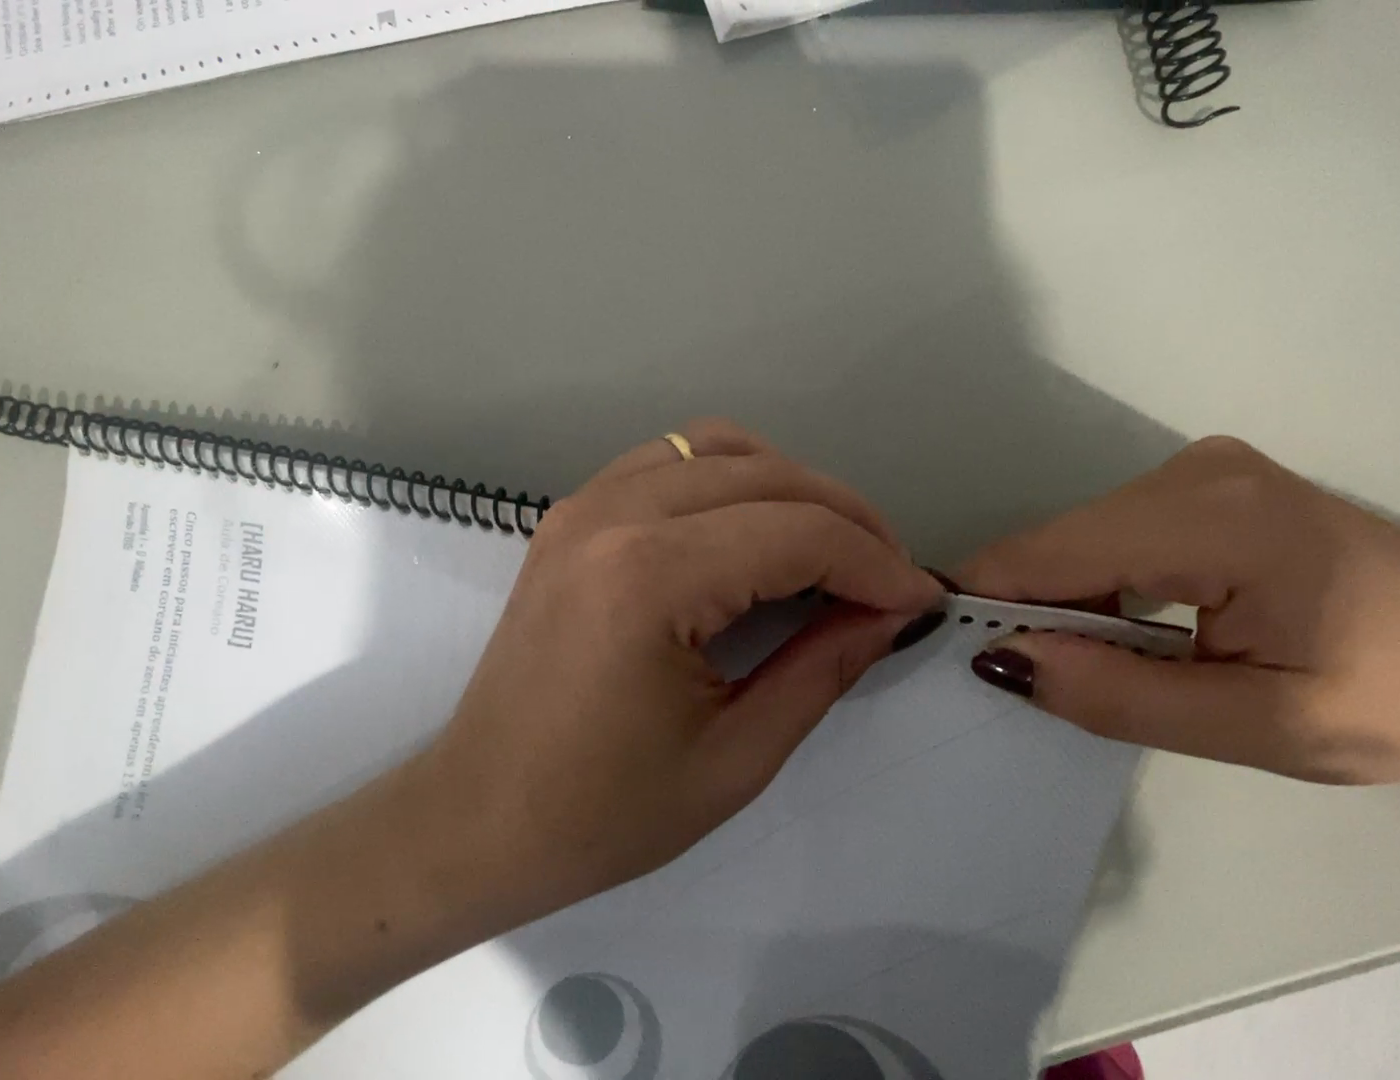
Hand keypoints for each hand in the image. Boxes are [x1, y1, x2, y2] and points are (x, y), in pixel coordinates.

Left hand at [416, 420, 946, 919]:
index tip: (920, 599)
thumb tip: (890, 610)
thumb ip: (822, 667)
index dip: (875, 563)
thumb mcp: (735, 758)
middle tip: (888, 576)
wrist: (480, 818)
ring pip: (714, 448)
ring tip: (831, 547)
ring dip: (787, 485)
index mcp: (649, 578)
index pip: (797, 533)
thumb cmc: (602, 813)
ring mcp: (581, 507)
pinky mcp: (567, 519)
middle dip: (845, 516)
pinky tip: (753, 530)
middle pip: (764, 475)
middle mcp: (611, 516)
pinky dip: (726, 478)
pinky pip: (665, 463)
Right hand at [952, 436, 1399, 783]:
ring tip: (1091, 669)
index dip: (985, 606)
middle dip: (1026, 614)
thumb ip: (1122, 695)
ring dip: (1060, 607)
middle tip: (1036, 689)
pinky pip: (1104, 539)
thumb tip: (1000, 663)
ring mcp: (1196, 472)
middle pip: (1053, 544)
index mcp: (1213, 517)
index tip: (949, 664)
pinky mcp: (1199, 488)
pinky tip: (1123, 634)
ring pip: (1072, 542)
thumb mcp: (1264, 725)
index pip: (1047, 553)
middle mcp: (1191, 472)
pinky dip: (1091, 590)